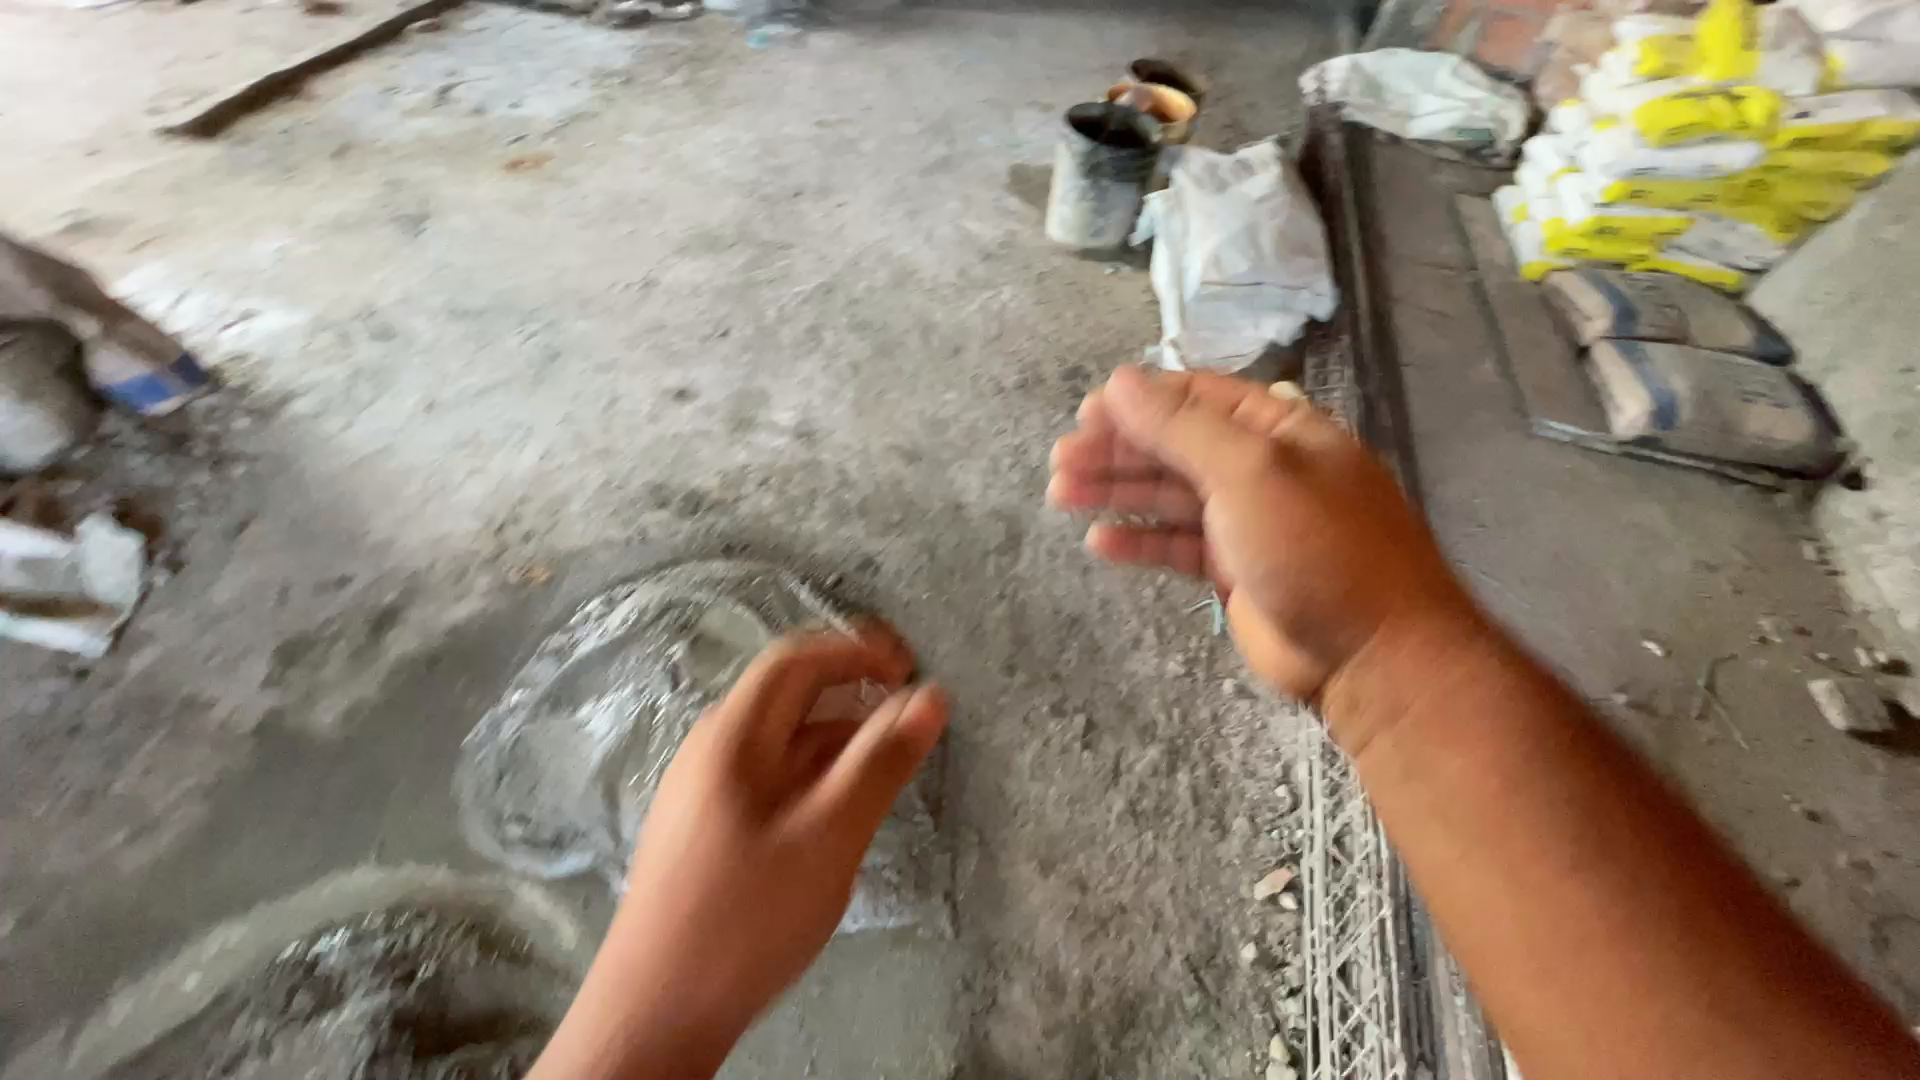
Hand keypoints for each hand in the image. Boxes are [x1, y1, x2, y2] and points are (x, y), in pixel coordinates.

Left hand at [530, 621, 947, 1079]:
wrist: (653, 1016)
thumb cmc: (745, 917)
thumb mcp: (829, 837)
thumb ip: (881, 762)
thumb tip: (930, 697)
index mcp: (731, 736)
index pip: (796, 661)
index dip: (855, 650)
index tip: (909, 665)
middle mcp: (712, 749)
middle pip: (787, 696)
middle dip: (850, 689)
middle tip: (906, 706)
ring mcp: (704, 790)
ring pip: (781, 741)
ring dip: (836, 735)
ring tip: (887, 758)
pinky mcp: (708, 827)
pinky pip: (770, 776)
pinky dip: (815, 772)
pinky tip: (841, 807)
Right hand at [1048, 366, 1476, 702]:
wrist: (1369, 654)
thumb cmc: (1316, 547)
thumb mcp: (1249, 472)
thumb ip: (1181, 427)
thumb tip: (1120, 382)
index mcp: (1277, 429)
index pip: (1197, 397)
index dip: (1139, 402)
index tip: (1085, 415)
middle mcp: (1260, 468)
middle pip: (1173, 446)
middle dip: (1115, 450)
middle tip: (1060, 462)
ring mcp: (1245, 521)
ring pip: (1167, 495)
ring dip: (1116, 491)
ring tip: (1061, 494)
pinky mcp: (1232, 569)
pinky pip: (1175, 545)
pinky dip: (1138, 540)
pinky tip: (1099, 541)